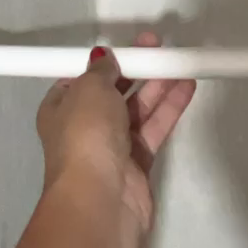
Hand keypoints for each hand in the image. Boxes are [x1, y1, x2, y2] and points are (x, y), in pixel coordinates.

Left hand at [36, 33, 195, 230]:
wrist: (99, 201)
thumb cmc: (86, 136)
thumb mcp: (89, 90)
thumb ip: (102, 69)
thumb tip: (103, 57)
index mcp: (61, 108)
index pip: (82, 78)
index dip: (104, 61)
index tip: (126, 46)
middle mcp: (84, 127)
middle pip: (113, 91)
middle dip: (135, 68)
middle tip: (157, 46)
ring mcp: (112, 146)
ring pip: (137, 108)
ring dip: (157, 84)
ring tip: (179, 61)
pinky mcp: (137, 162)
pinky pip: (154, 127)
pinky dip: (169, 107)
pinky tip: (186, 87)